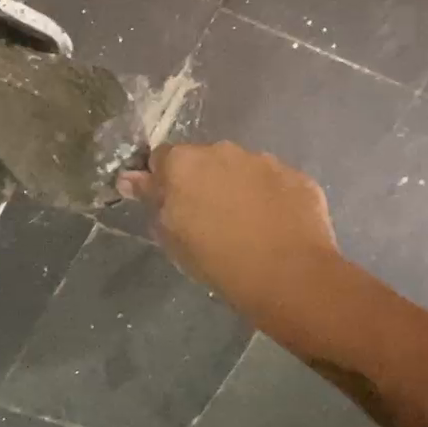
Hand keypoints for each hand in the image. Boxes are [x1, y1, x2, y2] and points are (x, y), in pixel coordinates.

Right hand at [117, 141, 339, 291]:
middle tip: (206, 215)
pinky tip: (273, 225)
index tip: (169, 205)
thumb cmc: (214, 256)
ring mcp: (265, 161)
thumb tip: (128, 178)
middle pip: (202, 159)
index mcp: (183, 161)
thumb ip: (149, 198)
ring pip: (240, 168)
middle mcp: (222, 150)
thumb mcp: (168, 233)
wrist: (288, 275)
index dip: (162, 180)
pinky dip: (269, 197)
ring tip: (244, 222)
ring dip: (236, 186)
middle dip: (201, 179)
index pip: (160, 158)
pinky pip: (274, 182)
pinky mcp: (299, 178)